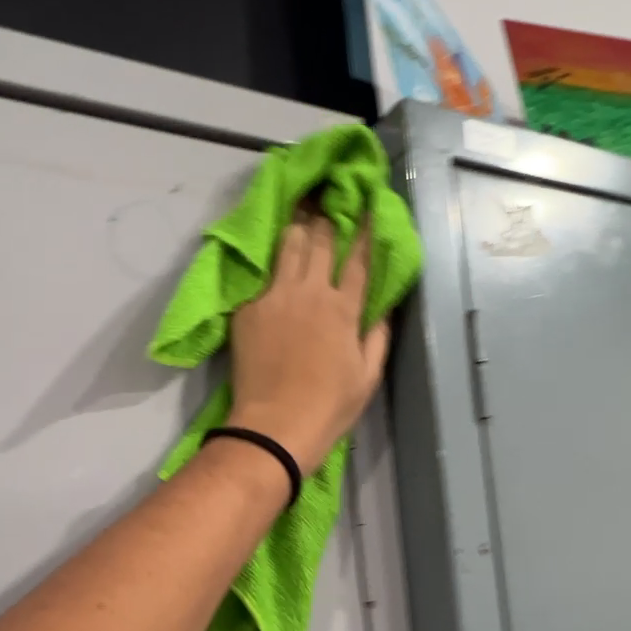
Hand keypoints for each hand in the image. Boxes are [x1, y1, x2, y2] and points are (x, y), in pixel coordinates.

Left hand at [225, 213, 390, 470]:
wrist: (275, 426)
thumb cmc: (328, 408)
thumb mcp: (368, 377)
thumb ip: (377, 337)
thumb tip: (382, 309)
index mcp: (343, 309)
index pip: (358, 258)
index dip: (364, 229)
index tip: (367, 205)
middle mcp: (310, 292)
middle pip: (319, 239)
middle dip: (325, 218)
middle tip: (326, 204)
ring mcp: (275, 295)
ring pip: (287, 244)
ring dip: (296, 227)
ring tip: (299, 215)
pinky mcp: (248, 307)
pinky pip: (262, 273)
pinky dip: (270, 260)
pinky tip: (272, 252)